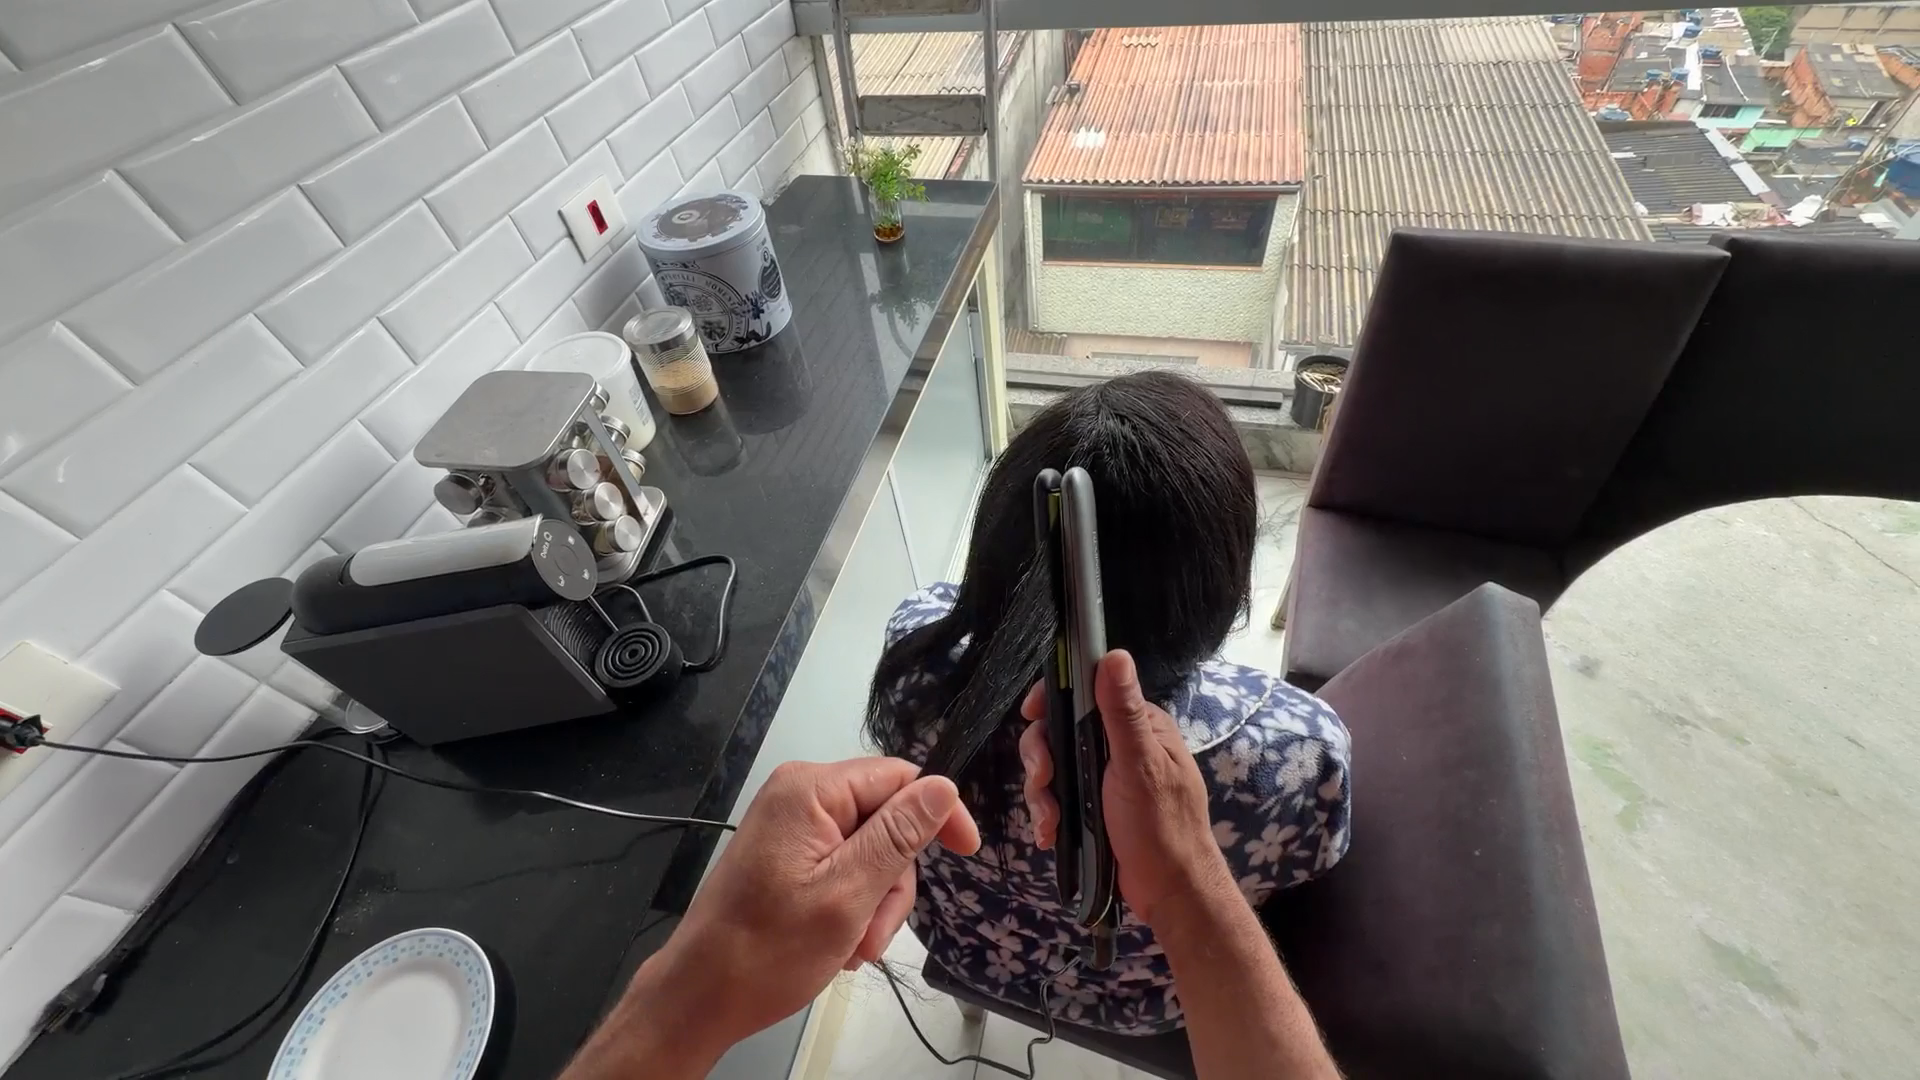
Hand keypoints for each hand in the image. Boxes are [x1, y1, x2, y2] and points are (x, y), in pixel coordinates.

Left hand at [565, 758, 979, 1077]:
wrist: (698, 998)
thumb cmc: (766, 952)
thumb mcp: (847, 894)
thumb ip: (900, 834)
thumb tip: (945, 786)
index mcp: (811, 788)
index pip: (899, 777)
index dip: (937, 812)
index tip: (966, 851)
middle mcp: (800, 791)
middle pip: (885, 815)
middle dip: (892, 877)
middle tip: (875, 932)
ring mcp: (792, 820)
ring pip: (870, 845)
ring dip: (873, 899)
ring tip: (853, 945)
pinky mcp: (788, 847)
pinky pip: (844, 860)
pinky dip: (852, 900)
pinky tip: (836, 939)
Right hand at [1019, 650, 1235, 925]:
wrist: (1170, 894)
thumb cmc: (1161, 825)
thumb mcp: (1140, 764)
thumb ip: (1122, 711)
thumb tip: (1114, 654)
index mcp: (1137, 723)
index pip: (1085, 690)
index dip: (1052, 698)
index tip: (1031, 714)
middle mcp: (1117, 742)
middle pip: (1059, 729)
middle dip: (1042, 757)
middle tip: (1042, 782)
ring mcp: (1102, 774)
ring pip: (1052, 764)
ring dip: (1041, 792)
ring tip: (1048, 822)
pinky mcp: (1090, 803)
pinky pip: (1056, 795)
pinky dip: (1047, 812)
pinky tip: (1049, 834)